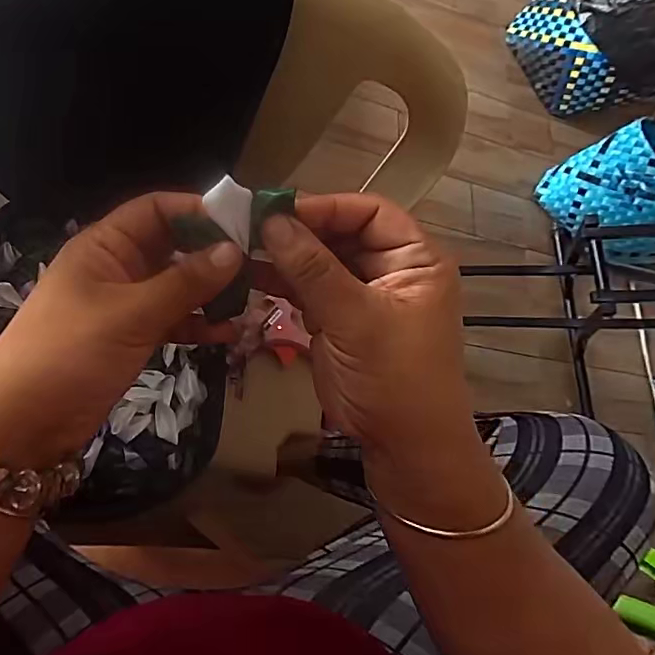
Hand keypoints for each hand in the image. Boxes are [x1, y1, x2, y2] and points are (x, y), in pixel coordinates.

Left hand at [0, 192, 241, 468]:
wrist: (20, 424)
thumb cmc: (69, 353)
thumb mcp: (130, 314)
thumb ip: (184, 282)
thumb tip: (234, 249)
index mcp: (104, 245)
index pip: (156, 209)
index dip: (198, 210)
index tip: (245, 222)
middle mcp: (115, 267)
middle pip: (171, 245)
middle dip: (212, 253)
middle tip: (260, 263)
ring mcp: (122, 304)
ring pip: (175, 285)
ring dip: (210, 291)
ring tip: (252, 300)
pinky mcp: (128, 338)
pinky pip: (170, 320)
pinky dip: (196, 323)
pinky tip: (228, 333)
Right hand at [259, 195, 501, 522]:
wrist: (403, 447)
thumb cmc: (394, 377)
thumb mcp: (355, 318)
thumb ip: (312, 267)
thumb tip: (271, 220)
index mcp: (414, 259)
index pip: (369, 212)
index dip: (325, 207)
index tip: (278, 211)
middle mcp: (389, 268)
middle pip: (338, 232)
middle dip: (296, 230)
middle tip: (248, 226)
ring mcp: (359, 293)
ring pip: (317, 259)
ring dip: (282, 254)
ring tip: (240, 246)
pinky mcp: (336, 317)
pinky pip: (305, 286)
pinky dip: (279, 280)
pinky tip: (248, 274)